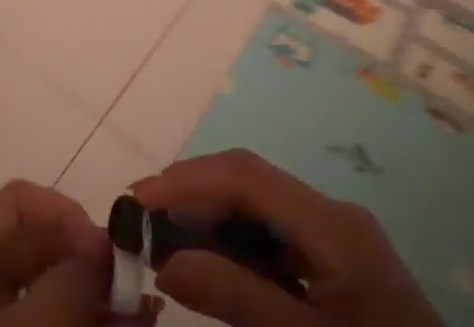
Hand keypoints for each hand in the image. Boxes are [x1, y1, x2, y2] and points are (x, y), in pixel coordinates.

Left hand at [0, 180, 158, 326]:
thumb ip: (68, 284)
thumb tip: (106, 246)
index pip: (18, 204)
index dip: (67, 216)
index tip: (108, 252)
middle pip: (38, 244)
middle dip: (91, 262)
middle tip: (138, 284)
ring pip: (51, 284)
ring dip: (97, 294)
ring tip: (145, 312)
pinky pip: (51, 317)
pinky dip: (87, 320)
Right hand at [130, 150, 441, 326]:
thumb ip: (237, 298)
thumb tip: (166, 261)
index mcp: (332, 224)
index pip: (245, 176)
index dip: (185, 180)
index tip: (135, 199)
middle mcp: (334, 215)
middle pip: (250, 179)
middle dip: (191, 191)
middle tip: (142, 220)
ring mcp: (338, 236)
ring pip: (258, 203)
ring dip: (208, 215)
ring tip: (166, 242)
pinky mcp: (337, 261)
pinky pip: (274, 233)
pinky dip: (234, 240)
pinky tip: (211, 264)